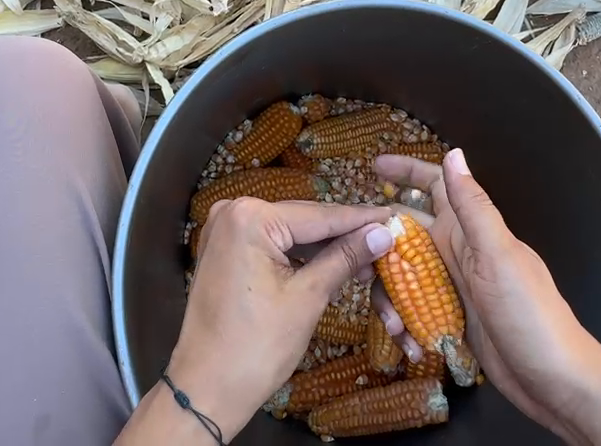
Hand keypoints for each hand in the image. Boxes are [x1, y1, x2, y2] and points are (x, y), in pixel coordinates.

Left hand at [160, 197, 393, 439]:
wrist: (206, 389)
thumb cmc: (256, 347)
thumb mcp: (307, 298)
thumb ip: (344, 258)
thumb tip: (382, 232)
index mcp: (250, 216)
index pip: (318, 215)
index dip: (360, 219)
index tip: (394, 217)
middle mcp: (234, 210)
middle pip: (303, 219)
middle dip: (344, 234)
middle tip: (386, 240)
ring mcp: (226, 229)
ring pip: (289, 232)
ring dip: (325, 246)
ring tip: (367, 256)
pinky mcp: (225, 248)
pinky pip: (272, 243)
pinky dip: (300, 254)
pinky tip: (332, 263)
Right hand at [372, 150, 600, 445]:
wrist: (557, 384)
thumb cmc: (532, 315)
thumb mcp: (498, 256)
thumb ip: (473, 206)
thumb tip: (454, 152)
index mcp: (469, 230)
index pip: (435, 186)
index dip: (406, 172)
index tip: (375, 166)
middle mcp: (458, 252)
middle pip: (405, 233)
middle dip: (378, 242)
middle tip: (354, 257)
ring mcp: (453, 286)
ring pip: (403, 273)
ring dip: (389, 293)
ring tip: (392, 321)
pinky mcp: (451, 318)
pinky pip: (413, 308)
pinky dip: (404, 322)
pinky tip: (407, 341)